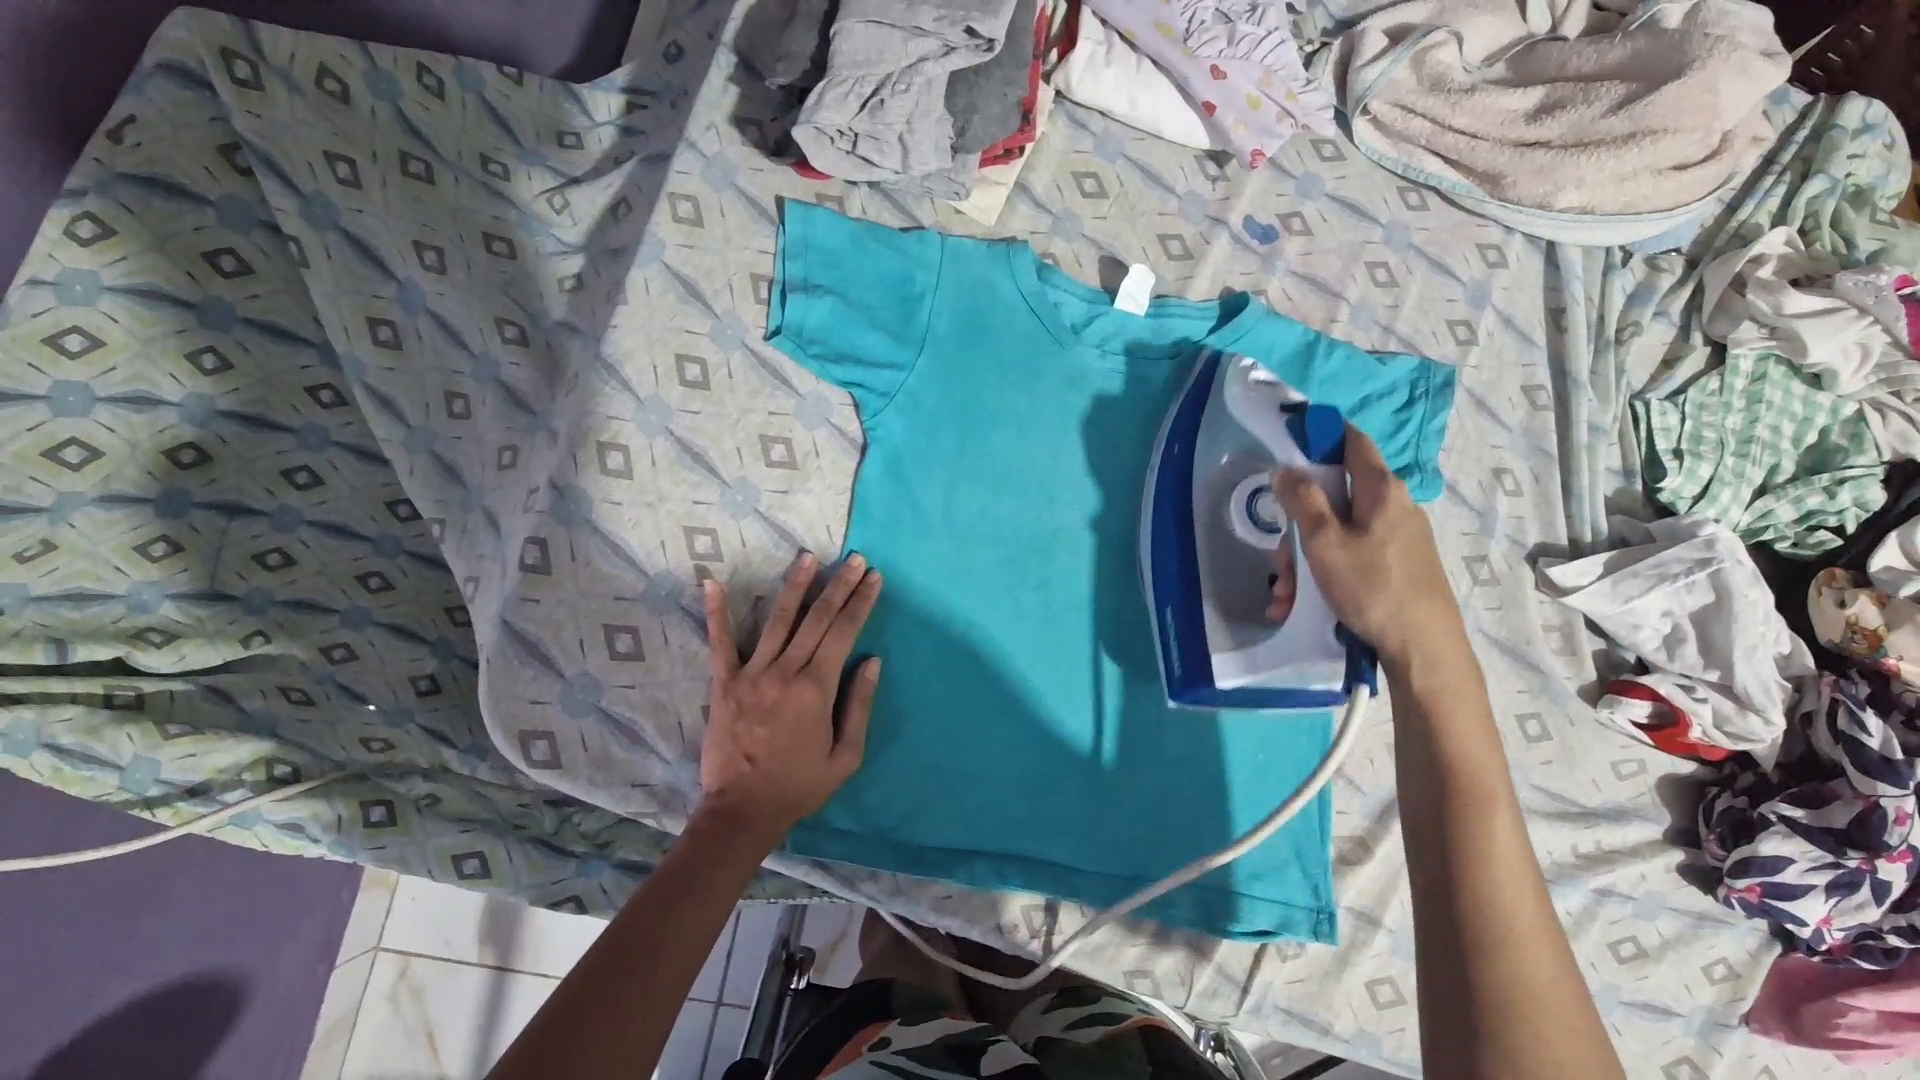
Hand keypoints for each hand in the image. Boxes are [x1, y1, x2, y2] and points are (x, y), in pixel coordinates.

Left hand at [698, 553, 882, 840]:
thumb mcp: (846, 755)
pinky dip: (716, 612)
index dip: (861, 602)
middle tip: (853, 559)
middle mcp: (785, 672)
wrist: (743, 810)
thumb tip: (873, 661)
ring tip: (808, 557)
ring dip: (794, 586)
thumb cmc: (800, 786)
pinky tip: (711, 582)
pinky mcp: (724, 683)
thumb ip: (860, 705)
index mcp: (817, 688)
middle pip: (816, 619)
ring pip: (777, 620)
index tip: (873, 577)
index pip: (844, 633)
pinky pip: (719, 642)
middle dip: (838, 586)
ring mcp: (751, 674)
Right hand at [1269, 427, 1463, 668]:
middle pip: (1335, 498)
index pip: (1351, 441)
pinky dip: (1325, 575)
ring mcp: (1399, 537)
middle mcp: (1394, 506)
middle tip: (1280, 560)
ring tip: (1286, 596)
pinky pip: (1352, 558)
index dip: (1321, 436)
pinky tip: (1302, 606)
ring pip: (1338, 534)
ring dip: (1305, 561)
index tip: (1289, 447)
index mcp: (1381, 490)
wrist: (1423, 648)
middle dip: (1299, 526)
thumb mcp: (1325, 544)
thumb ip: (1303, 502)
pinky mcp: (1398, 565)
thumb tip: (1286, 468)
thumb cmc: (1372, 588)